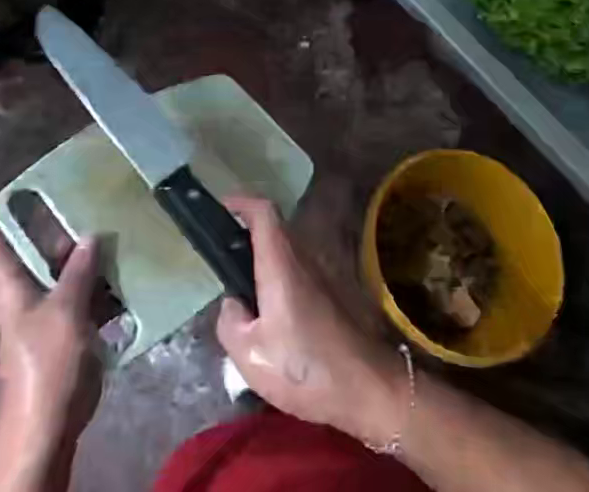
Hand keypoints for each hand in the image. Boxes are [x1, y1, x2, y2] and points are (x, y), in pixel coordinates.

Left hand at [0, 208, 104, 491]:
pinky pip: (84, 304)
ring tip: (116, 234)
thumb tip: (89, 236)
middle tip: (86, 204)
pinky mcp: (66, 340)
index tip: (3, 194)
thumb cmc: (45, 365)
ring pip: (66, 281)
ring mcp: (46, 322)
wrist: (45, 429)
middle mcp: (25, 301)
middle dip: (59, 235)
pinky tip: (127, 280)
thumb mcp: (65, 311)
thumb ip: (79, 272)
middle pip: (37, 260)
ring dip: (87, 263)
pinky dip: (102, 292)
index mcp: (11, 292)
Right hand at [214, 197, 406, 446]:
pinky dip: (278, 278)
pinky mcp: (330, 293)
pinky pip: (297, 272)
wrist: (365, 387)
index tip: (222, 206)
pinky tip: (268, 314)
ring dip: (264, 260)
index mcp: (281, 264)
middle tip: (223, 257)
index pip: (264, 212)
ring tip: (242, 290)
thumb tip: (234, 303)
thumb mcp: (249, 355)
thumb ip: (230, 322)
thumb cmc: (304, 368)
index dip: (241, 201)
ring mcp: (321, 274)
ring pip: (286, 252)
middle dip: (247, 234)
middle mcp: (304, 259)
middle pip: (274, 230)